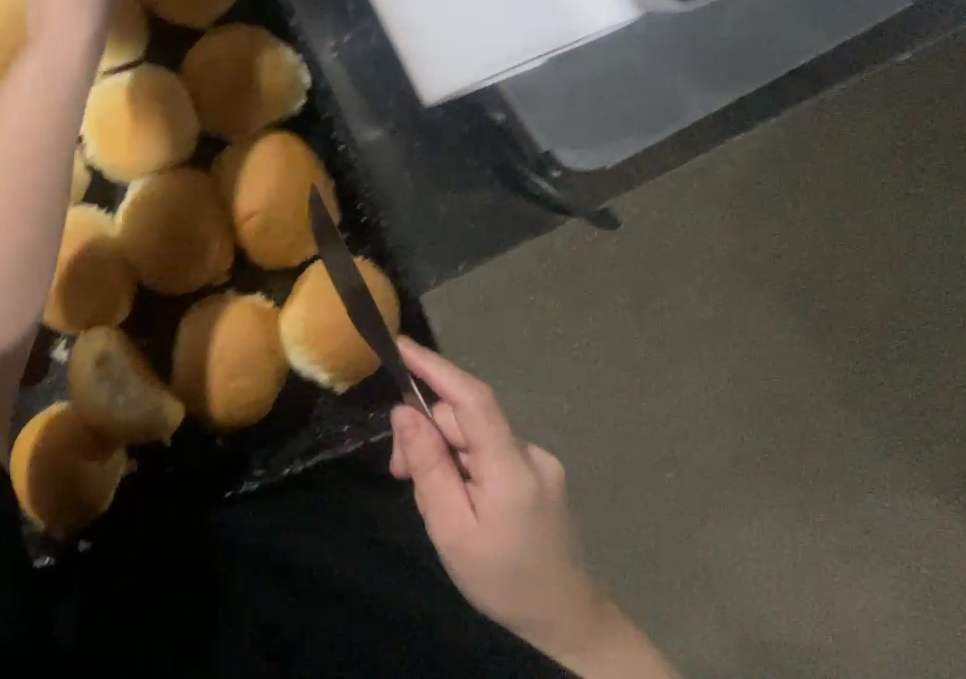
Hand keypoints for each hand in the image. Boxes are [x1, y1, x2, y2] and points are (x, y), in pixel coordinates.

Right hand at [386, 337, 613, 662]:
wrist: (566, 620)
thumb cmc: (501, 580)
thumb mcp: (449, 528)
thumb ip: (427, 465)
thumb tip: (404, 411)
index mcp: (511, 469)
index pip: (472, 400)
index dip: (435, 368)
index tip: (399, 346)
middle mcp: (531, 454)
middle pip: (462, 419)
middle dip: (424, 435)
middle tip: (399, 475)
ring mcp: (538, 463)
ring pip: (470, 435)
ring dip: (441, 454)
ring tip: (433, 500)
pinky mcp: (538, 472)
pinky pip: (485, 449)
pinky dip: (461, 464)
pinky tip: (457, 498)